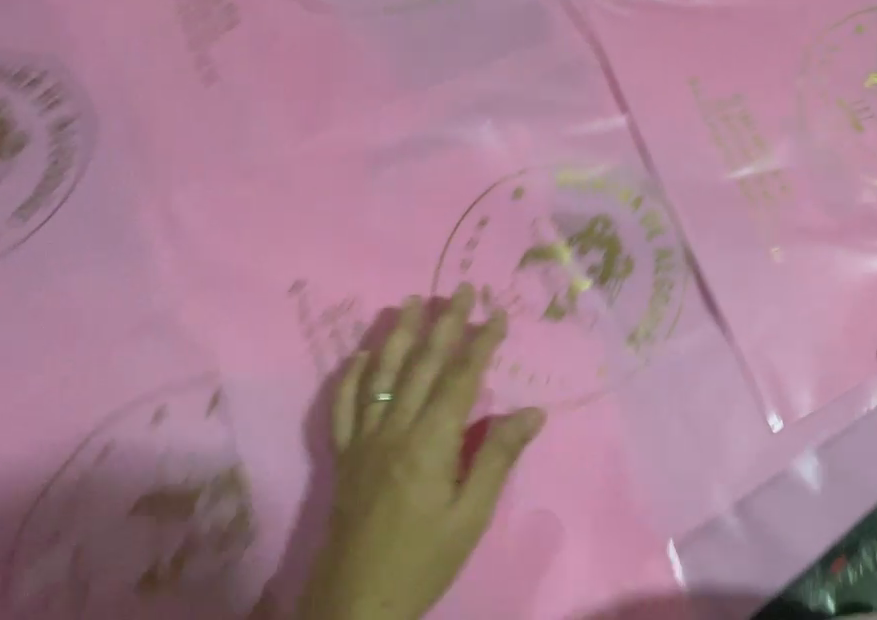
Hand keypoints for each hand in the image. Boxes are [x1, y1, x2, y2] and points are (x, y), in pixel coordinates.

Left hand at [299, 285, 545, 619]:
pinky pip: (344, 408)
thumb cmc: (424, 559)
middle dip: (444, 324)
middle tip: (461, 289)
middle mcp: (394, 432)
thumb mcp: (472, 516)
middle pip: (422, 366)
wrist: (354, 607)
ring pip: (382, 377)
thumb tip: (533, 411)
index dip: (480, 342)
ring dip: (398, 335)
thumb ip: (498, 458)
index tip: (496, 311)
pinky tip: (361, 355)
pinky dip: (353, 377)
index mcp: (431, 444)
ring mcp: (363, 443)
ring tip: (410, 301)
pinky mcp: (343, 459)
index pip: (461, 379)